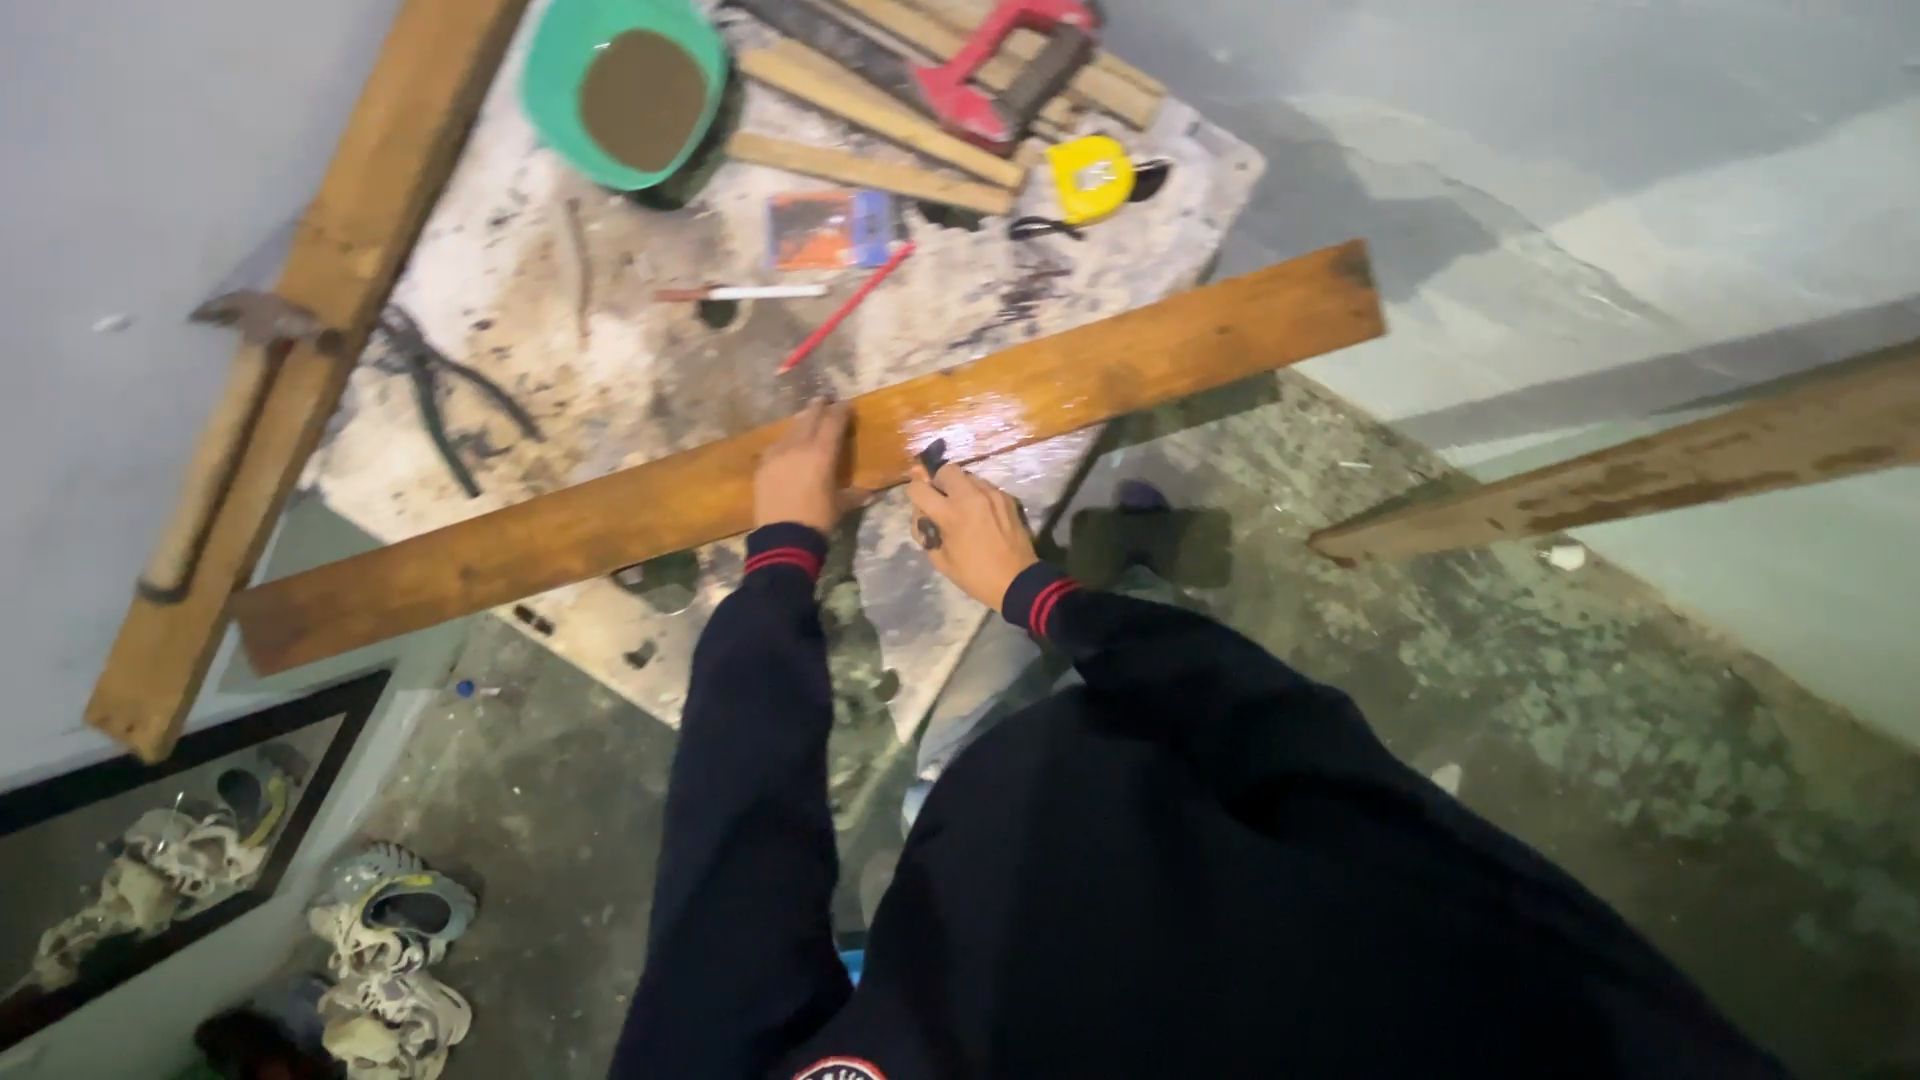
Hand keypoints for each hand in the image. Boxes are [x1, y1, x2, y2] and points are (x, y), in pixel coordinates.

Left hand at [755, 399, 866, 533]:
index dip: (841, 410)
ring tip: (808, 419)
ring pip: (792, 428)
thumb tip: (872, 492)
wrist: (783, 537)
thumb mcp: (842, 505)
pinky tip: (789, 445)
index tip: (847, 405)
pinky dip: (787, 440)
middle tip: (826, 402)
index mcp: (822, 453)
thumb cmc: (818, 519)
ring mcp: (777, 452)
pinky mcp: (763, 464)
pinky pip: (777, 444)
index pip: (833, 421)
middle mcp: (799, 445)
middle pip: (810, 416)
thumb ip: (857, 494)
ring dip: (802, 421)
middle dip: (820, 407)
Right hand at [905, 463, 1039, 612]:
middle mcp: (970, 496)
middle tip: (943, 502)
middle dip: (939, 483)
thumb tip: (923, 514)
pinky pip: (986, 487)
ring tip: (964, 509)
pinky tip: (983, 515)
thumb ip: (925, 531)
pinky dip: (978, 496)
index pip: (919, 488)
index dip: (914, 494)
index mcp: (950, 514)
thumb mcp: (940, 559)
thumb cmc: (974, 575)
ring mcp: (992, 494)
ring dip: (960, 488)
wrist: (1017, 581)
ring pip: (968, 476)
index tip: (920, 504)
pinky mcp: (1007, 498)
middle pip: (946, 470)